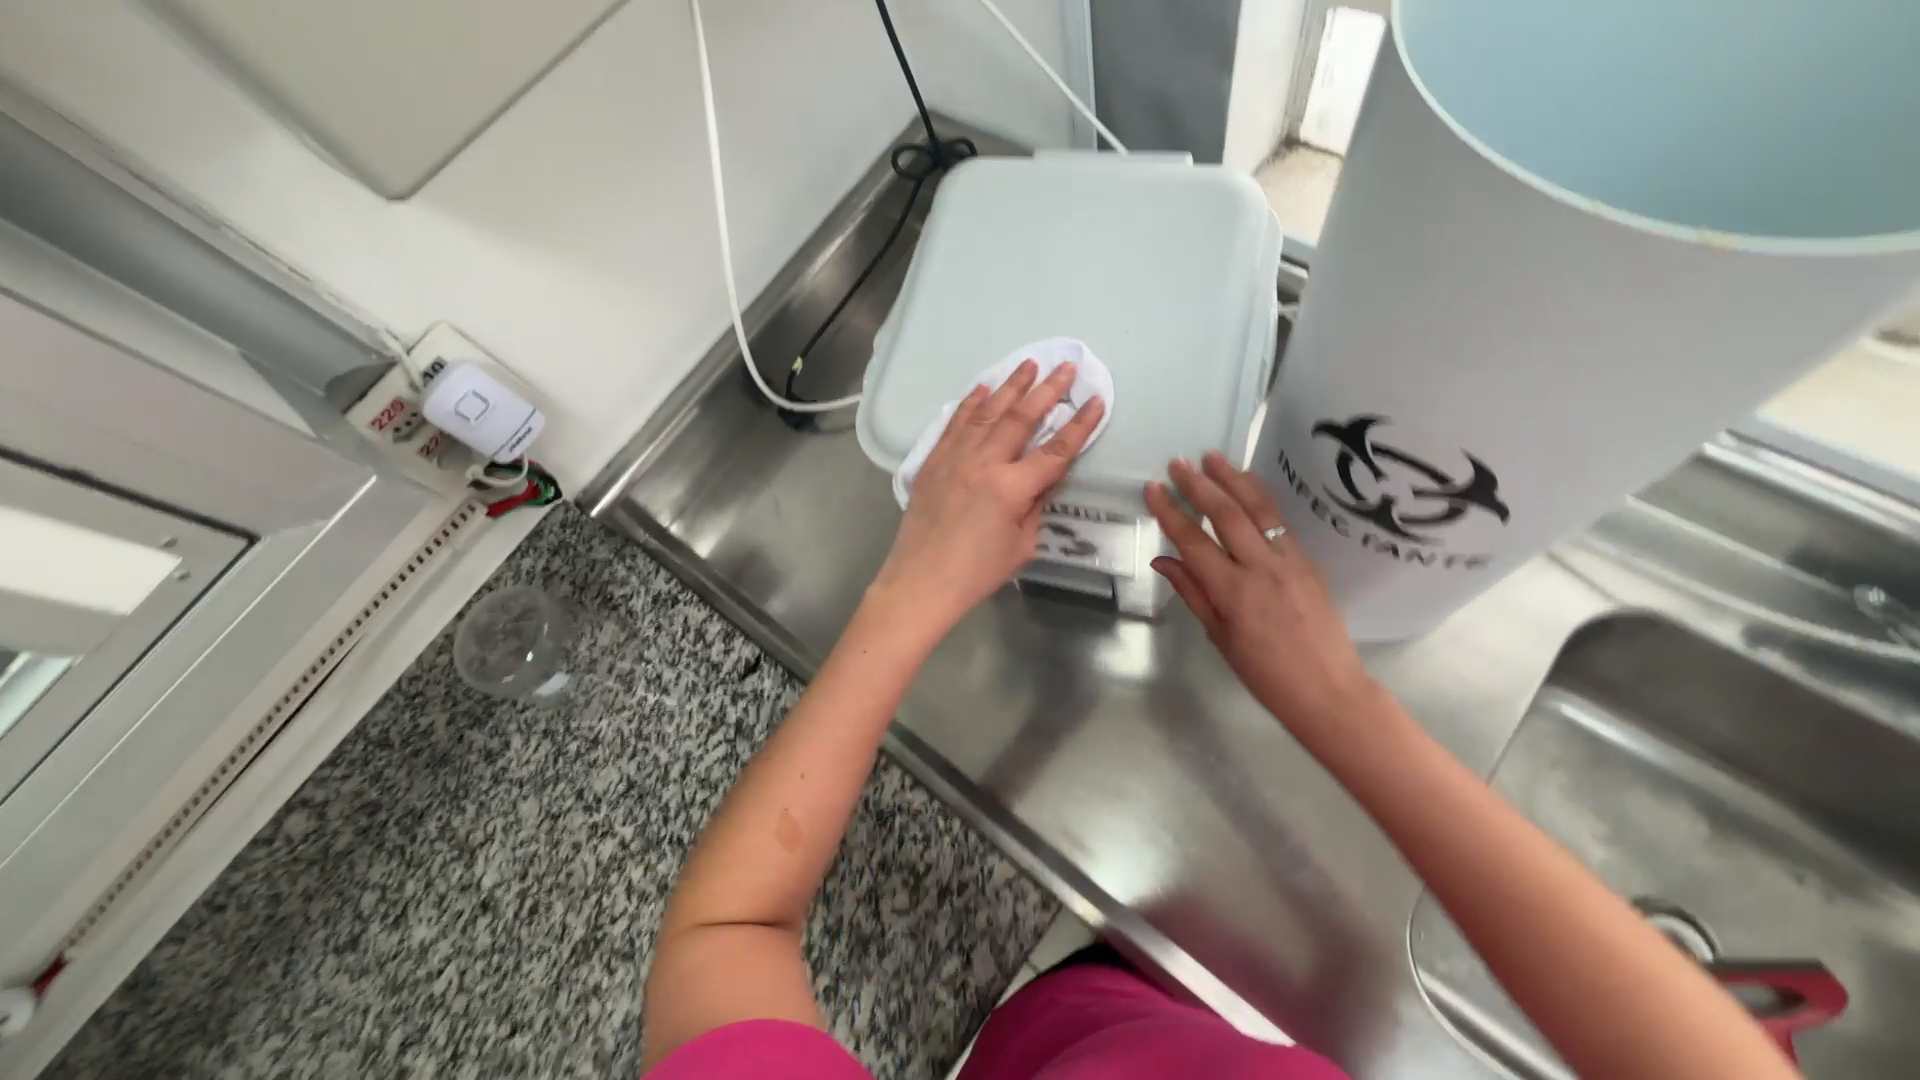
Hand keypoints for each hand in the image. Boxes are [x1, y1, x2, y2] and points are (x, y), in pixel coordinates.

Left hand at [874, 359, 1105, 627]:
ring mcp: (955, 458)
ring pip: (987, 412)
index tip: (1096, 400)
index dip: (1080, 425)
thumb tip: (1044, 478)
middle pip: (1022, 418)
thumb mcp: (1021, 545)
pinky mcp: (934, 461)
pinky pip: (955, 423)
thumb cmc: (977, 572)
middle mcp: (984, 463)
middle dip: (1047, 390)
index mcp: (1012, 487)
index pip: (1056, 449)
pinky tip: (983, 389)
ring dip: (1010, 386)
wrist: (921, 581)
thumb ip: (1035, 506)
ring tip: (1028, 364)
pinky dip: (971, 404)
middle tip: (1065, 367)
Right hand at [1145, 452, 1376, 730]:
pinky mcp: (1308, 561)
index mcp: (1233, 593)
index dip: (1170, 512)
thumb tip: (1163, 560)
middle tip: (1178, 463)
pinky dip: (1260, 497)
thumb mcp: (1220, 637)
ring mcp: (1289, 561)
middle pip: (1226, 515)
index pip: (1193, 541)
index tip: (1153, 488)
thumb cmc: (1265, 674)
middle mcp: (1261, 569)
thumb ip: (1193, 593)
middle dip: (1199, 486)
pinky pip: (1279, 521)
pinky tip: (1247, 483)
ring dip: (1232, 480)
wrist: (1328, 689)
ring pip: (1257, 510)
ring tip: (1212, 457)